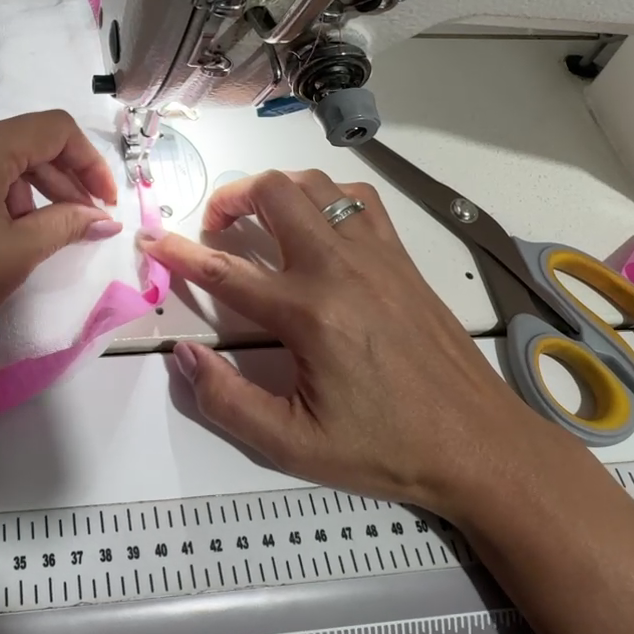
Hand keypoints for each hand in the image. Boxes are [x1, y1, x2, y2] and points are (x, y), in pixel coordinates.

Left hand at [0, 111, 122, 382]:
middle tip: (76, 223)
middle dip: (52, 178)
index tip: (103, 204)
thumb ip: (64, 224)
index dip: (88, 162)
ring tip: (22, 233)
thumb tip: (103, 216)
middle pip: (13, 139)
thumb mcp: (12, 260)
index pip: (50, 129)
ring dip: (12, 184)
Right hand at [142, 171, 570, 513]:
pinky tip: (318, 224)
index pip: (226, 270)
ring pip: (316, 184)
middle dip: (230, 198)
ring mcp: (376, 255)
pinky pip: (358, 199)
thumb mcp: (293, 446)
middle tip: (216, 228)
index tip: (152, 240)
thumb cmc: (386, 448)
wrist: (481, 445)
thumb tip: (184, 355)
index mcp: (309, 313)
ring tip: (260, 218)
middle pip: (274, 193)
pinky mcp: (402, 258)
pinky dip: (326, 196)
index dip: (179, 253)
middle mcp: (340, 269)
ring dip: (276, 189)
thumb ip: (227, 401)